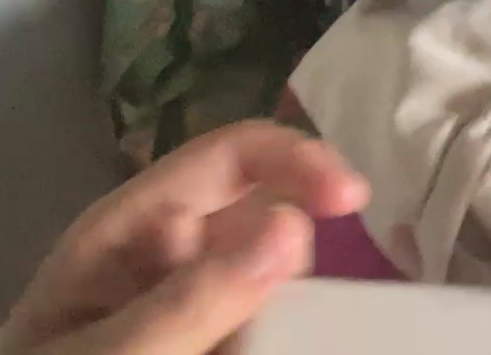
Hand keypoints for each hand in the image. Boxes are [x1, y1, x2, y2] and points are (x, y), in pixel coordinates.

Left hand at [4, 120, 368, 354]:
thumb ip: (191, 301)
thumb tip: (293, 226)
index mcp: (137, 222)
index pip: (233, 154)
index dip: (297, 158)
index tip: (353, 199)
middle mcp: (175, 249)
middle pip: (267, 213)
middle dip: (296, 256)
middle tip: (307, 318)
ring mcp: (196, 299)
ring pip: (277, 278)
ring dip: (292, 314)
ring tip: (272, 340)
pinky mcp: (216, 337)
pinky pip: (267, 325)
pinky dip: (284, 339)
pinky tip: (284, 344)